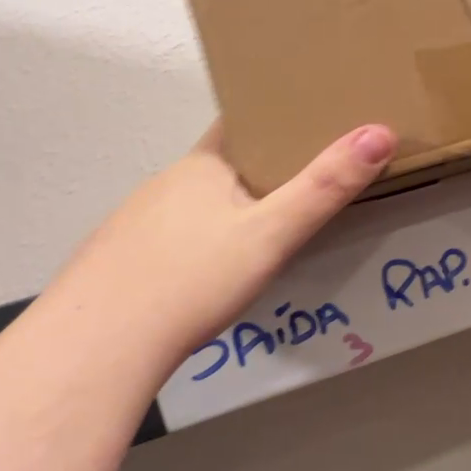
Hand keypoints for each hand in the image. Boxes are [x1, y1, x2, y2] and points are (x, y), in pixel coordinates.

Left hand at [43, 123, 396, 362]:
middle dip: (271, 162)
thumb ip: (328, 185)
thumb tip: (381, 131)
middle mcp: (164, 185)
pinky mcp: (122, 263)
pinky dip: (209, 236)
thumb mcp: (275, 232)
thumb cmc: (189, 281)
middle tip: (323, 169)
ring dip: (238, 202)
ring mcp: (136, 224)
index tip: (321, 115)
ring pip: (202, 200)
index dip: (281, 115)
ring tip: (281, 218)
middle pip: (227, 161)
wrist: (89, 356)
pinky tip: (222, 265)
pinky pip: (179, 234)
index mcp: (202, 166)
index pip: (244, 122)